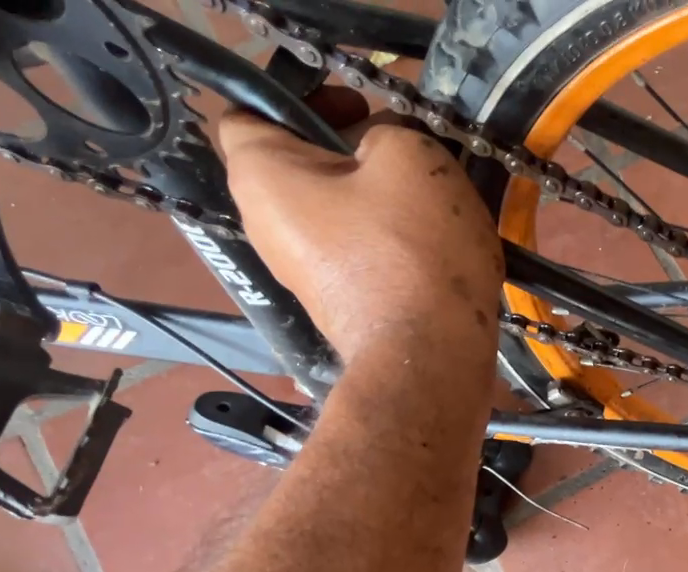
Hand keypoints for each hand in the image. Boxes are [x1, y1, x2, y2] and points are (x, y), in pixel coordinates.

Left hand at [215, 89, 503, 364]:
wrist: (429, 358)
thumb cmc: (413, 251)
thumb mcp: (414, 159)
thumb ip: (393, 132)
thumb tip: (386, 151)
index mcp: (261, 174)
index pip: (253, 111)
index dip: (306, 97)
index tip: (363, 109)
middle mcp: (265, 223)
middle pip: (304, 166)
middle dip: (355, 154)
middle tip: (410, 159)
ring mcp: (303, 273)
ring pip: (339, 214)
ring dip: (382, 203)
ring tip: (434, 208)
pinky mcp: (341, 306)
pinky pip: (361, 257)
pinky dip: (392, 246)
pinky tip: (435, 253)